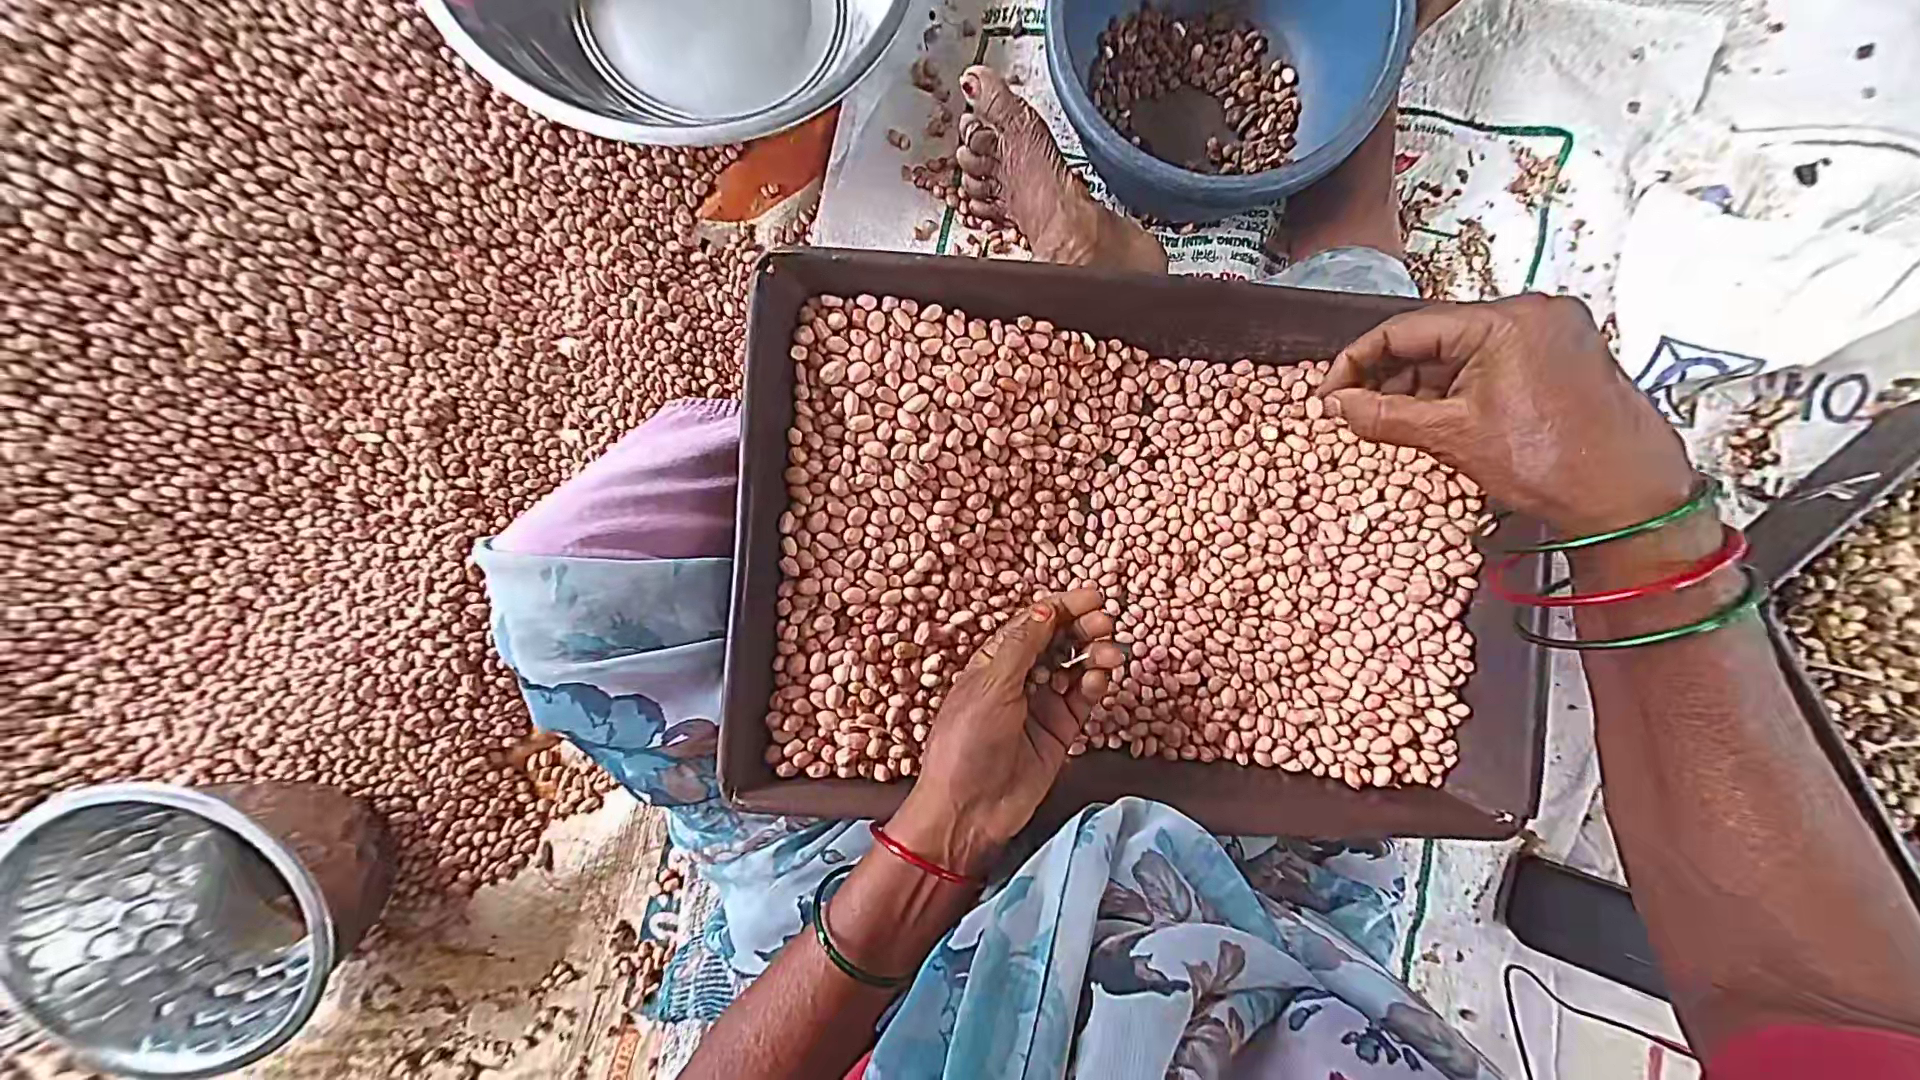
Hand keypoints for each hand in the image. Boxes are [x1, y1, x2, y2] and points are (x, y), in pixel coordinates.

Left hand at [886, 588, 1122, 876]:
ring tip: (1108, 651)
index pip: (1033, 623)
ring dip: (1093, 653)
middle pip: (1058, 641)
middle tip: (1104, 622)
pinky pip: (1083, 698)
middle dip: (1082, 627)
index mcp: (994, 660)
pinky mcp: (1060, 730)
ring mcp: (1041, 703)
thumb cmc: (966, 742)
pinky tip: (1098, 677)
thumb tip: (1045, 608)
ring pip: (1075, 666)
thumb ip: (1022, 646)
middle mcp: (1020, 677)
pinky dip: (1093, 683)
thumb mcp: (991, 685)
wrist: (969, 809)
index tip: (1092, 596)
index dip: (1062, 607)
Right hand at [1317, 294, 1695, 535]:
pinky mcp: (1548, 359)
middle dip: (1381, 376)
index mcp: (1507, 322)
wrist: (1629, 498)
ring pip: (1448, 354)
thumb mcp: (1449, 436)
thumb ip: (1381, 414)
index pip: (1403, 329)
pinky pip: (1476, 366)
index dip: (1354, 361)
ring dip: (1408, 387)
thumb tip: (1333, 404)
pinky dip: (1441, 392)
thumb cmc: (1550, 463)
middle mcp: (1529, 316)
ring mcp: (1542, 336)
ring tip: (1381, 421)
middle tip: (1348, 410)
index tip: (1326, 393)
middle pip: (1426, 339)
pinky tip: (1419, 419)